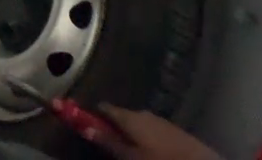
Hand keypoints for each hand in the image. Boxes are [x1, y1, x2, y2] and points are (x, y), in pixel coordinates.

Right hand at [87, 106, 221, 159]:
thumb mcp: (131, 158)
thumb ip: (107, 141)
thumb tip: (83, 125)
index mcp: (128, 116)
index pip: (103, 107)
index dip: (94, 115)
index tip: (88, 125)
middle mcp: (143, 113)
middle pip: (122, 116)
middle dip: (116, 127)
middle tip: (113, 144)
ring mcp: (163, 122)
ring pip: (140, 124)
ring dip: (134, 134)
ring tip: (134, 151)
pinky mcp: (179, 132)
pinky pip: (156, 131)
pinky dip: (150, 139)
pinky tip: (155, 153)